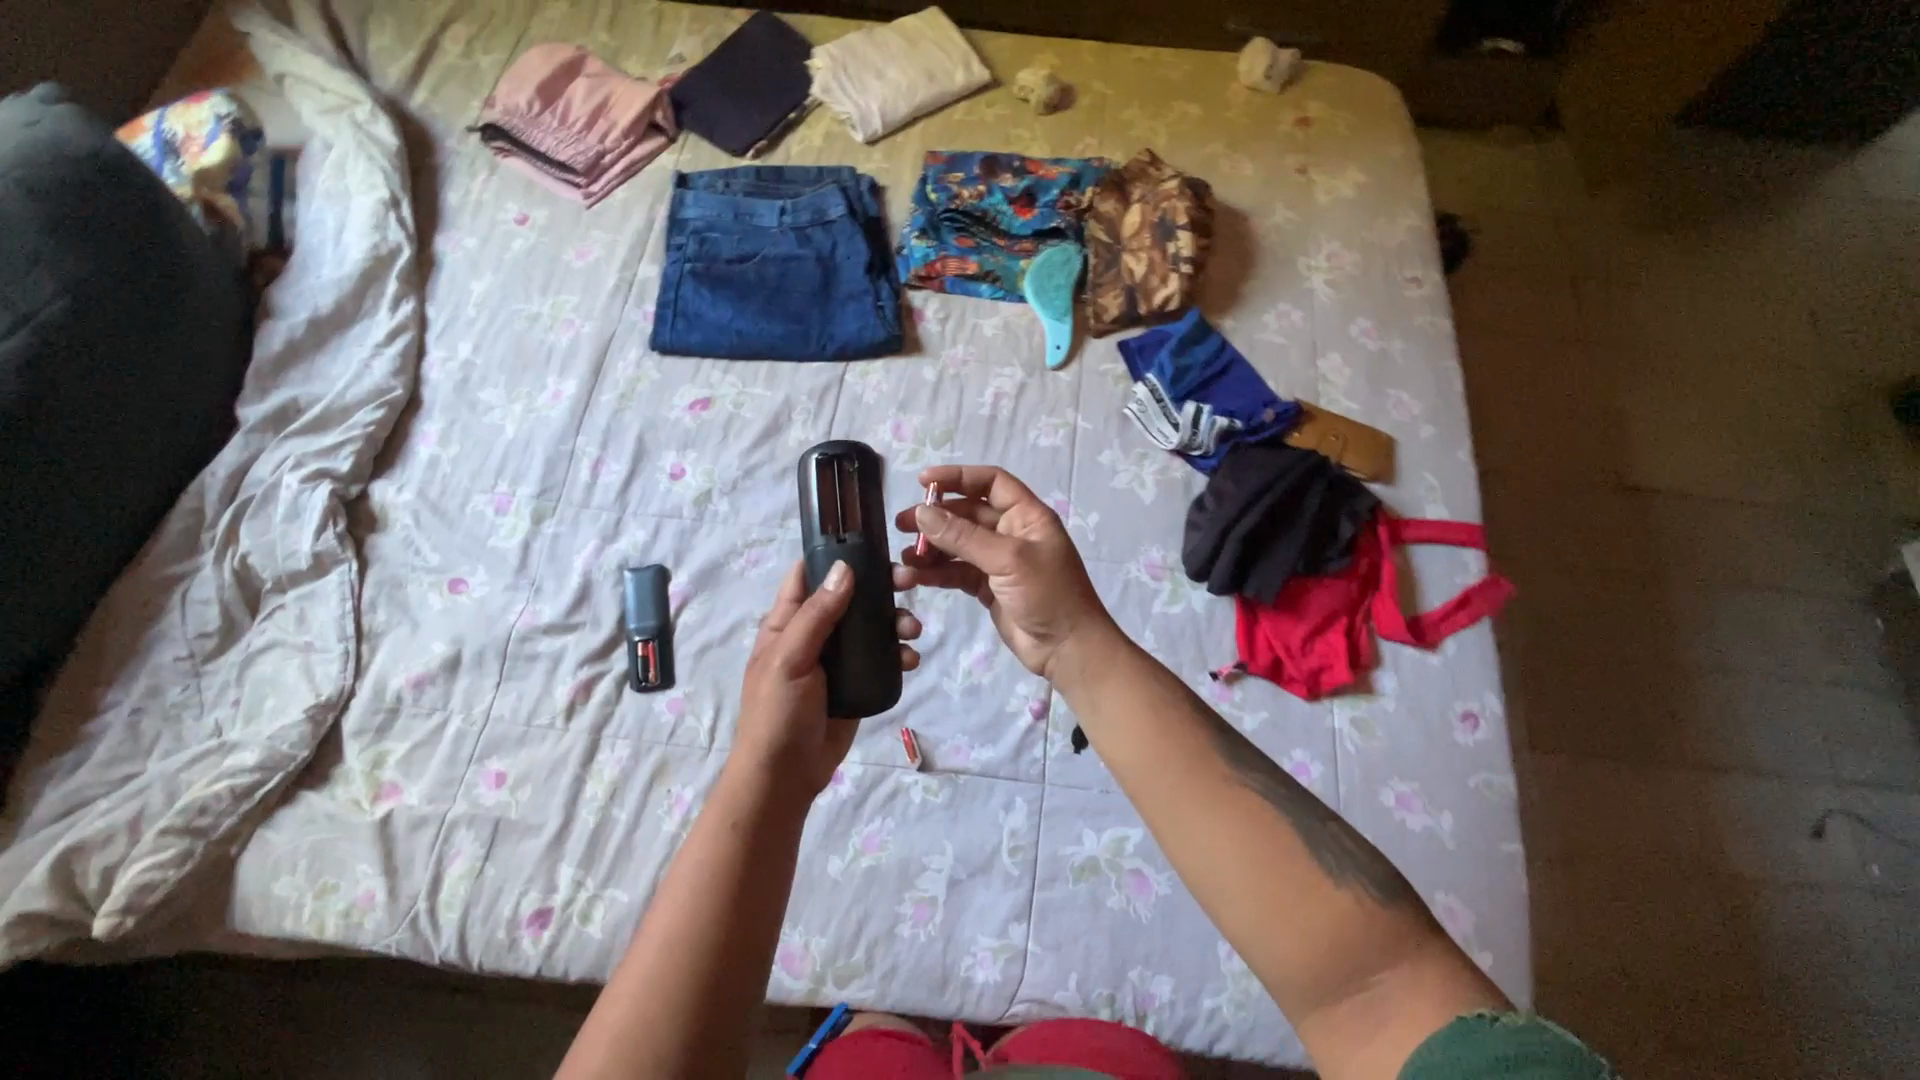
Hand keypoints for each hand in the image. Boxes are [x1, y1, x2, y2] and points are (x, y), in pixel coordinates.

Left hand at [734, 560, 922, 798]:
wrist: (788, 774)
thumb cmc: (777, 712)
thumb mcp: (790, 658)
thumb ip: (817, 614)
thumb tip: (844, 567)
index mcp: (787, 622)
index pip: (809, 575)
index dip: (836, 555)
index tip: (870, 543)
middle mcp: (815, 634)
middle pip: (852, 597)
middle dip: (881, 587)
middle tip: (909, 582)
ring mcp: (839, 659)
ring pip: (873, 627)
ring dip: (895, 621)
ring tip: (912, 629)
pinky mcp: (859, 683)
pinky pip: (884, 659)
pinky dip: (900, 654)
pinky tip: (911, 659)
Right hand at [896, 465, 1119, 680]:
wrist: (1067, 649)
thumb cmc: (1048, 594)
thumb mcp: (1007, 559)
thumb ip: (963, 536)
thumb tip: (922, 512)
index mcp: (1027, 515)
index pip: (990, 483)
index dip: (958, 477)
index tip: (922, 482)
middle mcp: (1012, 533)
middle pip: (968, 514)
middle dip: (936, 517)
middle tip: (902, 524)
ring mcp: (999, 561)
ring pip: (958, 545)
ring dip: (932, 548)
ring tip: (905, 557)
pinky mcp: (988, 587)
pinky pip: (957, 572)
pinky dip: (937, 572)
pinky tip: (916, 576)